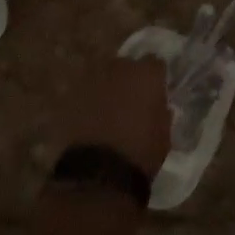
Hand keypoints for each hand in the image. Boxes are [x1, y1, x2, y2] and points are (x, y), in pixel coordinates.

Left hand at [61, 57, 170, 177]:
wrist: (98, 172)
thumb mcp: (164, 131)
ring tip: (112, 105)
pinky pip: (86, 93)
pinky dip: (91, 101)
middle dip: (130, 76)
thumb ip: (161, 111)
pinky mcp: (70, 99)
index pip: (155, 62)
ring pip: (103, 76)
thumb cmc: (142, 150)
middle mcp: (119, 70)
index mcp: (147, 75)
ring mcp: (92, 83)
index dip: (156, 75)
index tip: (158, 88)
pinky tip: (94, 117)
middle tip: (134, 95)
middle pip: (126, 64)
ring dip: (109, 86)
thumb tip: (159, 106)